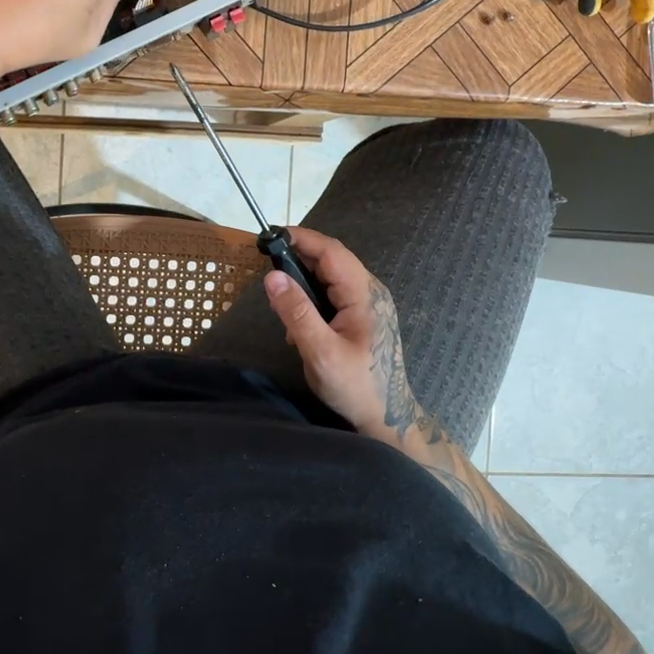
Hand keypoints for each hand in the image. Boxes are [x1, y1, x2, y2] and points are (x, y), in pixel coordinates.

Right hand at [261, 228, 422, 439]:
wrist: (386, 418)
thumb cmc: (356, 387)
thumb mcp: (320, 352)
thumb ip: (296, 312)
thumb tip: (272, 276)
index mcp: (365, 295)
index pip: (331, 252)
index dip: (302, 238)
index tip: (271, 235)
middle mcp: (370, 293)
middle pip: (332, 260)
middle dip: (299, 258)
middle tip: (267, 266)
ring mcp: (368, 305)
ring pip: (331, 278)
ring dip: (304, 282)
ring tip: (280, 301)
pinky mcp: (362, 318)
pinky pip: (334, 295)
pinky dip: (311, 299)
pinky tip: (297, 323)